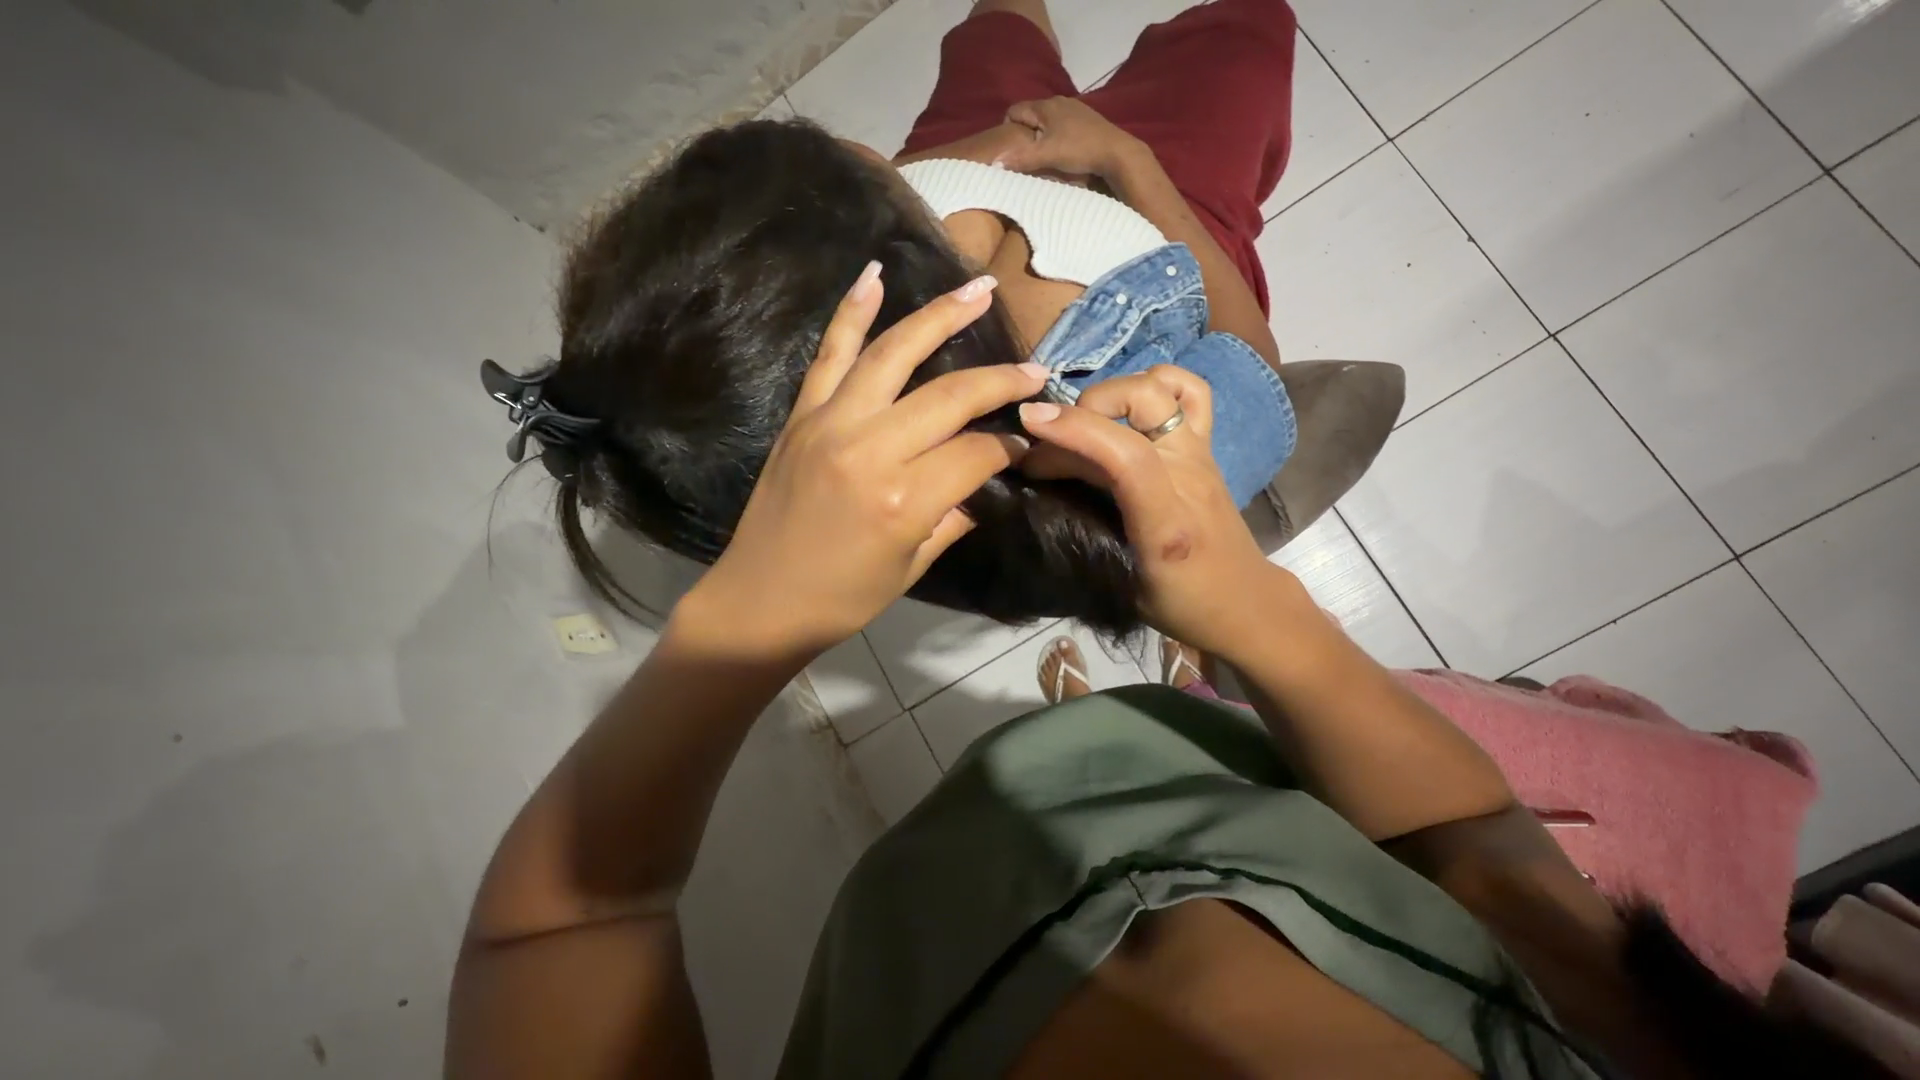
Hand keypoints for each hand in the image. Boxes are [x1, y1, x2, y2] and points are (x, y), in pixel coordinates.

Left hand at [684, 263, 1047, 655]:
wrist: (760, 600)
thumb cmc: (843, 598)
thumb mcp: (913, 566)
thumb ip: (955, 515)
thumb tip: (988, 474)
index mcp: (904, 499)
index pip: (977, 452)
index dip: (1010, 446)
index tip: (1029, 442)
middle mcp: (870, 449)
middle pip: (949, 395)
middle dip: (999, 380)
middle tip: (1034, 368)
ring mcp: (830, 423)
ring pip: (893, 354)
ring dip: (941, 315)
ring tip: (980, 287)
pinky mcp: (802, 415)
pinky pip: (830, 354)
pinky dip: (852, 311)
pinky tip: (875, 275)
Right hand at [995, 97, 1143, 179]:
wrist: (1117, 152)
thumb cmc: (1079, 150)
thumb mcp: (1047, 155)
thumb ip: (1021, 159)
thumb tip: (995, 163)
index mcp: (1045, 106)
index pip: (1014, 110)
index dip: (1008, 128)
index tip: (1012, 148)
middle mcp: (1059, 101)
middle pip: (1031, 115)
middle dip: (1025, 134)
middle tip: (1027, 156)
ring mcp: (1075, 108)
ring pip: (1047, 121)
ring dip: (1042, 137)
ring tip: (1045, 156)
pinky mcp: (1086, 119)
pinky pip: (1062, 125)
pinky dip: (1057, 137)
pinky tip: (1065, 151)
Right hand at [1018, 367, 1306, 654]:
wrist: (1246, 602)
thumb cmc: (1180, 605)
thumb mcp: (1123, 589)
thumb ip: (1085, 541)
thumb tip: (1039, 497)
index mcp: (1167, 524)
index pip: (1127, 456)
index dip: (1077, 429)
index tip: (1030, 420)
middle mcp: (1188, 475)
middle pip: (1141, 404)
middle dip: (1081, 411)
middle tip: (1049, 449)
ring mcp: (1200, 454)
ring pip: (1163, 387)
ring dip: (1114, 393)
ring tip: (1086, 424)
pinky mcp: (1206, 446)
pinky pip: (1190, 392)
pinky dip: (1156, 384)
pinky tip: (1127, 408)